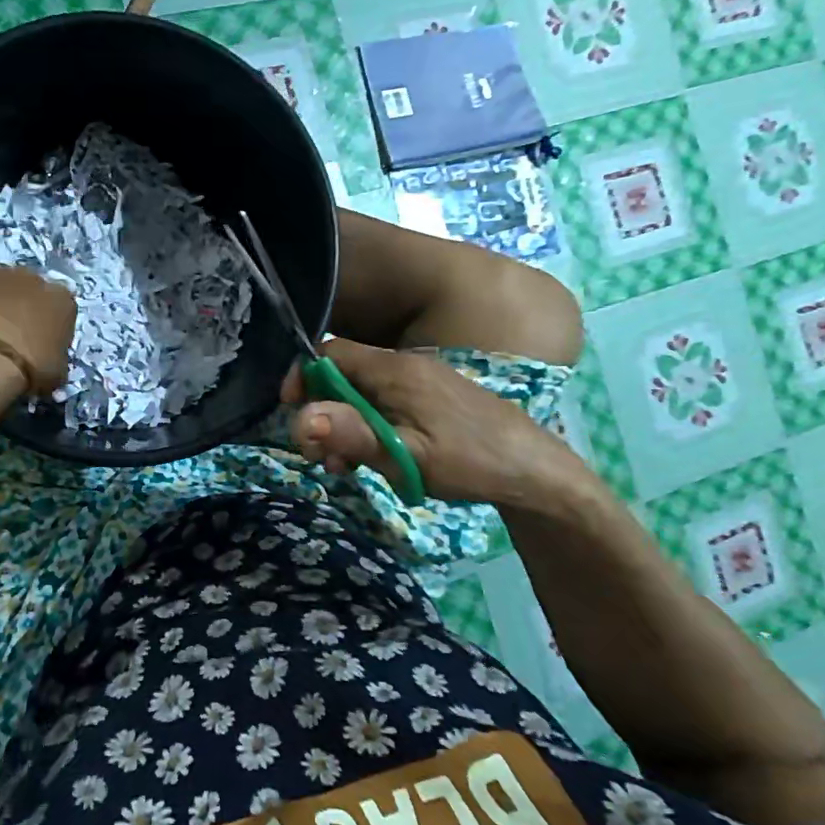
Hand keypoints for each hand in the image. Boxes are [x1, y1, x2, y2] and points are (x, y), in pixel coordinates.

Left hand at [0, 265, 76, 392]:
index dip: (47, 328)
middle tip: (4, 339)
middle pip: (25, 290)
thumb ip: (54, 360)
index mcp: (61, 298)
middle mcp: (29, 276)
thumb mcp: (56, 373)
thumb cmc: (28, 368)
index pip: (59, 310)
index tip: (38, 348)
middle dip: (16, 309)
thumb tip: (47, 364)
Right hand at [281, 338, 582, 505]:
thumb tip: (301, 419)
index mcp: (396, 371)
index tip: (290, 413)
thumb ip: (355, 436)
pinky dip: (369, 427)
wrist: (533, 472)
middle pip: (343, 375)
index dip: (303, 377)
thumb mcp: (408, 456)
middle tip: (321, 455)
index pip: (331, 353)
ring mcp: (421, 382)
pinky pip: (385, 404)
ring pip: (363, 393)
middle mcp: (405, 367)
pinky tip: (376, 458)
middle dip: (322, 411)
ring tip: (345, 466)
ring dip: (345, 425)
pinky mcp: (432, 400)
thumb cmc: (469, 461)